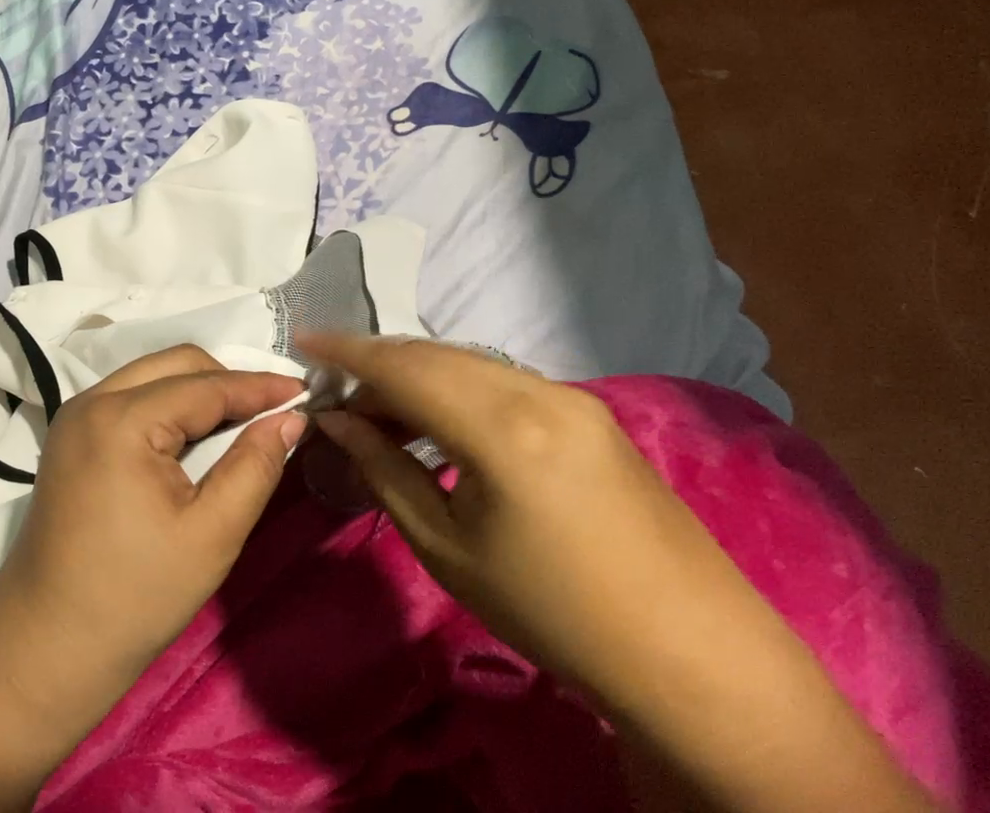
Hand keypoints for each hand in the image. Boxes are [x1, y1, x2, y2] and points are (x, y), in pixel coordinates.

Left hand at [0, 345, 305, 693]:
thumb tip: (291, 418)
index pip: (204, 385)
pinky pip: (127, 400)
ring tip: (241, 424)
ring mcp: (73, 418)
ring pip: (148, 377)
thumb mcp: (212, 533)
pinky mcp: (68, 438)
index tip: (307, 391)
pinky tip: (194, 438)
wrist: (51, 637)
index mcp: (121, 420)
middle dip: (226, 381)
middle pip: (172, 365)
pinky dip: (166, 408)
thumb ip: (254, 466)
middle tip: (272, 413)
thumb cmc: (137, 593)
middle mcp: (90, 402)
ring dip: (195, 393)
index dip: (258, 386)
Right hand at [298, 332, 719, 693]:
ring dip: (417, 375)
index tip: (302, 339)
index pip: (404, 367)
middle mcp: (541, 394)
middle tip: (333, 390)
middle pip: (437, 355)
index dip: (347, 350)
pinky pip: (504, 381)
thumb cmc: (549, 609)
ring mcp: (574, 400)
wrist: (688, 651)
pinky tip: (434, 421)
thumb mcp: (444, 545)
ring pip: (471, 364)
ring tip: (375, 410)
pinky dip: (455, 388)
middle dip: (377, 363)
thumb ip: (384, 469)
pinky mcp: (592, 416)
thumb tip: (337, 420)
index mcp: (502, 428)